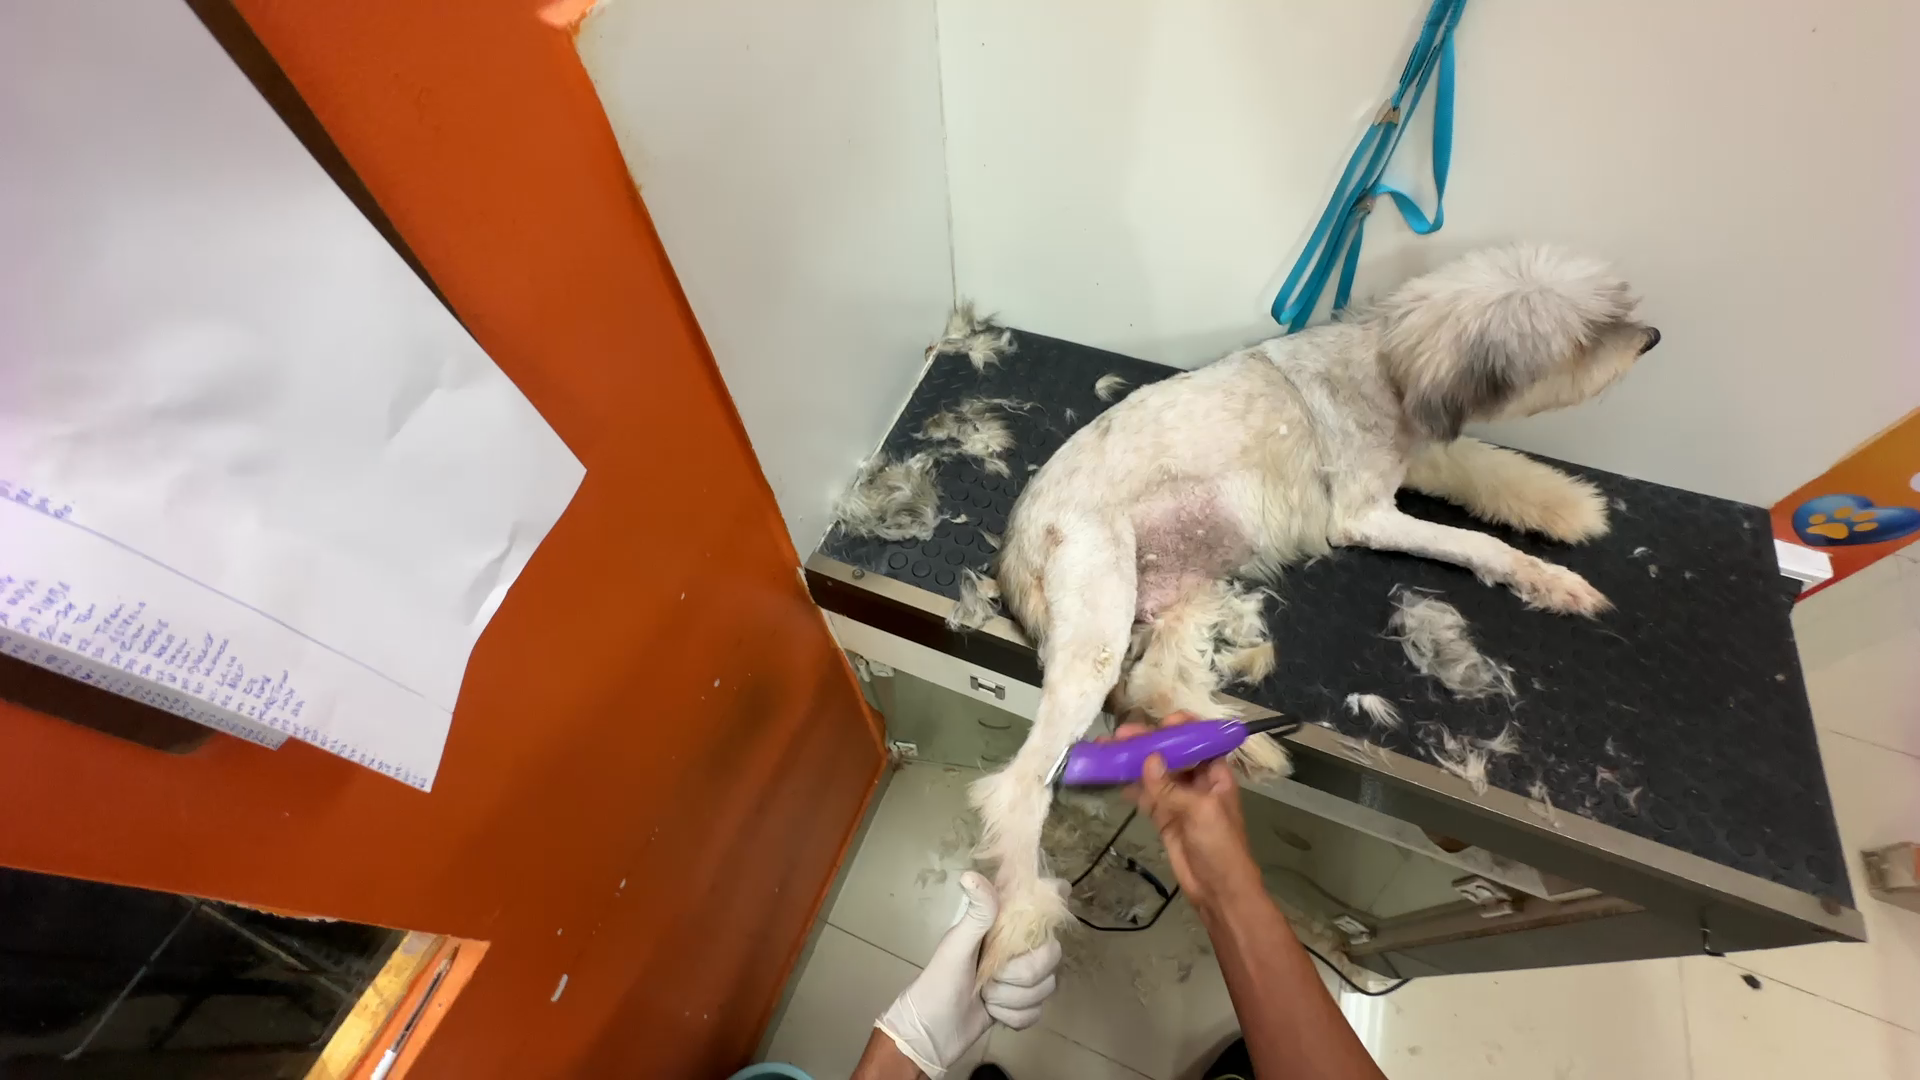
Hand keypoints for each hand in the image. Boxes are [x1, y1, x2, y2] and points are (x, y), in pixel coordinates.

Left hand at [873, 871, 1061, 1077]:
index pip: (1040, 901)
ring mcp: (1024, 976)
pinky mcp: (1025, 1004)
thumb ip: (976, 912)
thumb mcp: (956, 944)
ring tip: (987, 995)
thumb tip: (970, 874)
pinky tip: (994, 1012)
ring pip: (1046, 986)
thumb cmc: (940, 980)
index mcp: (1003, 923)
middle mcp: (1019, 946)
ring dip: (1012, 999)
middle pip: (1051, 954)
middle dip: (1021, 974)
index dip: (1054, 900)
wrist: (933, 1030)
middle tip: (991, 978)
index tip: (1059, 907)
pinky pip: (1037, 1011)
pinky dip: (1014, 1017)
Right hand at [1121, 711, 1261, 910]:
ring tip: (1107, 748)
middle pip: (1171, 752)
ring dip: (1132, 758)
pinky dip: (1128, 782)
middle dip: (1148, 740)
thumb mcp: (1200, 812)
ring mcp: (1178, 797)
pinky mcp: (1163, 814)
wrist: (1218, 891)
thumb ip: (1172, 786)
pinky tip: (1111, 773)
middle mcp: (1196, 780)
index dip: (1183, 728)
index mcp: (1215, 774)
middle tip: (1121, 735)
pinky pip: (1144, 792)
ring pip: (1153, 770)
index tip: (1161, 723)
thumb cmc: (1220, 846)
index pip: (1200, 740)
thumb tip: (1147, 758)